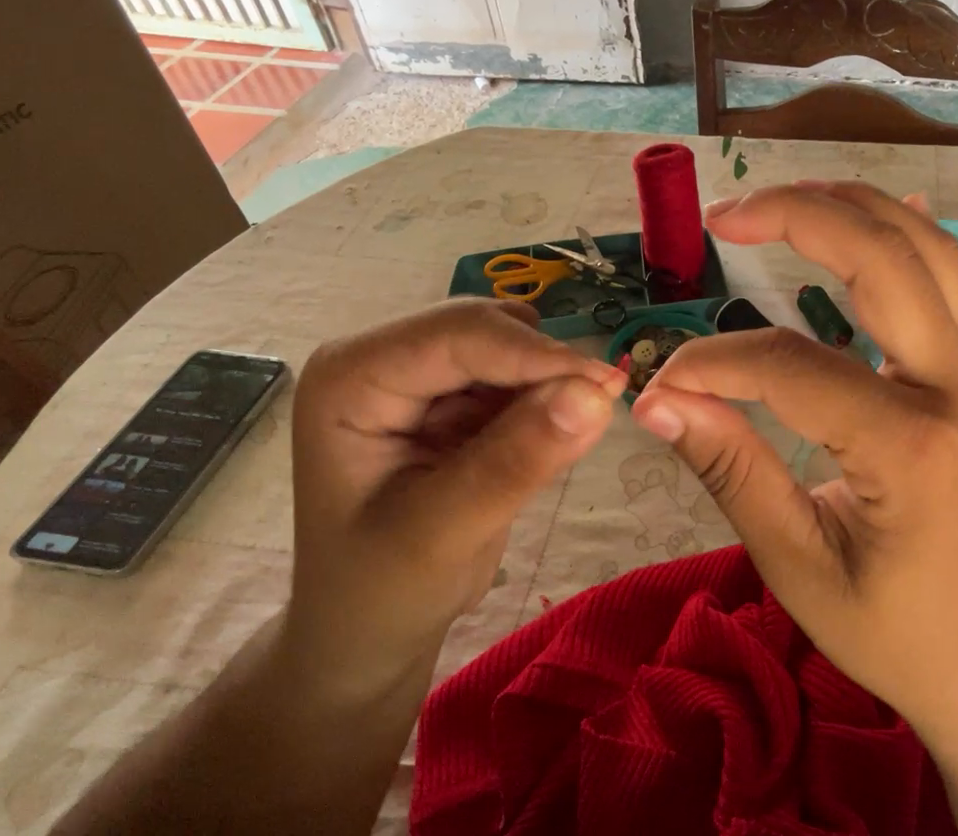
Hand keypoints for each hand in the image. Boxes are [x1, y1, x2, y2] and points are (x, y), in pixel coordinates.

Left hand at [284, 299, 623, 694]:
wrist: (368, 630)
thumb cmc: (383, 589)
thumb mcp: (445, 532)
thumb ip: (516, 461)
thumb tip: (597, 395)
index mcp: (350, 377)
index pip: (458, 334)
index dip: (535, 354)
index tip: (607, 386)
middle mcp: (380, 358)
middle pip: (484, 327)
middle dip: (543, 364)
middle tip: (597, 412)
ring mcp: (416, 374)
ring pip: (507, 342)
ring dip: (547, 380)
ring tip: (560, 441)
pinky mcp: (450, 396)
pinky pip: (516, 372)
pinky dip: (544, 397)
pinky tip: (544, 440)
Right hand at [629, 182, 957, 731]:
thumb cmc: (890, 628)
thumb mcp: (797, 564)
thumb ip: (731, 471)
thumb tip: (657, 401)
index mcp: (909, 445)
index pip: (790, 366)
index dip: (713, 364)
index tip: (661, 386)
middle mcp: (956, 387)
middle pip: (880, 258)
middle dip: (797, 217)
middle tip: (723, 217)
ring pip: (926, 249)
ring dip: (854, 208)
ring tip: (779, 200)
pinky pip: (947, 280)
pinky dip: (906, 234)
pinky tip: (875, 210)